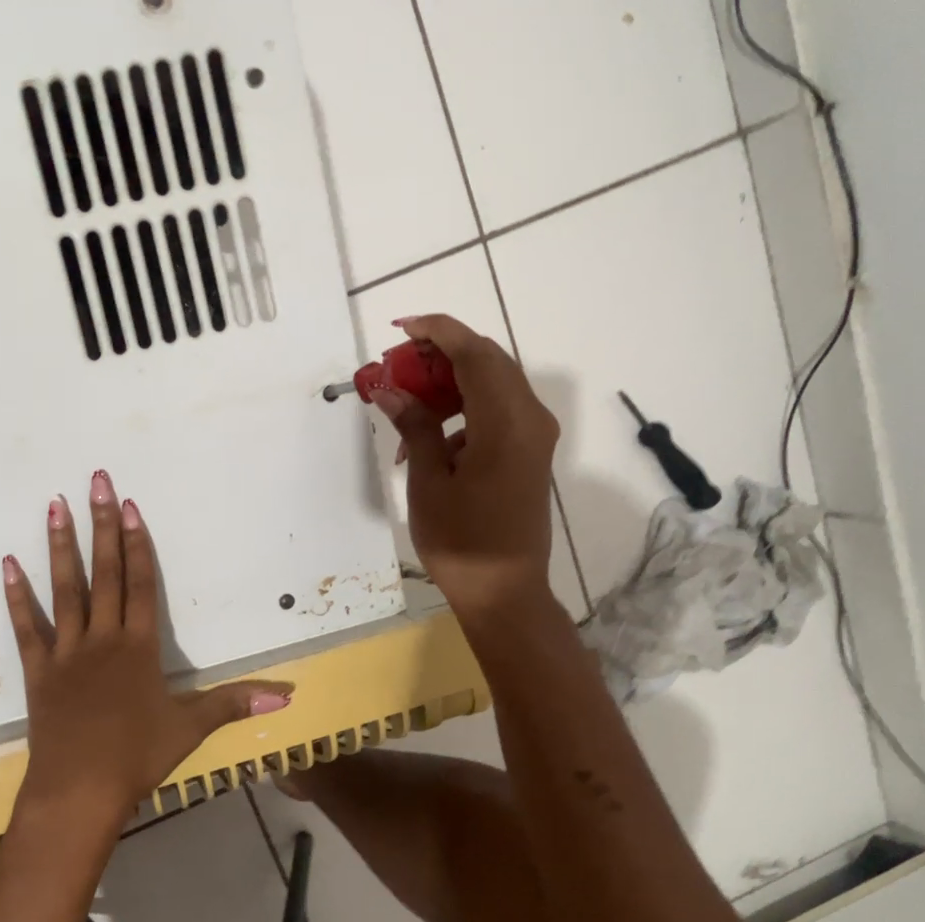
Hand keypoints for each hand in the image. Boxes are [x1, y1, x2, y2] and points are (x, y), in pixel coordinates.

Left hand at [2, 471, 293, 821]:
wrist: (79, 789)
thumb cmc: (137, 757)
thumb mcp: (191, 728)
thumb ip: (234, 703)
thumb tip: (288, 695)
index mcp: (139, 647)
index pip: (141, 584)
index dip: (136, 543)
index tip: (129, 505)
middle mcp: (103, 638)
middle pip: (104, 574)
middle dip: (101, 526)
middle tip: (95, 482)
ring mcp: (67, 652)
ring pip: (64, 590)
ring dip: (60, 546)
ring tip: (54, 504)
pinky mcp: (39, 671)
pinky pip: (26, 627)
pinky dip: (16, 597)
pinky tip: (7, 564)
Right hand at [375, 315, 561, 623]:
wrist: (504, 590)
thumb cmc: (461, 539)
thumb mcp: (429, 480)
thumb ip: (415, 425)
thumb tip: (390, 388)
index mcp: (506, 422)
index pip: (475, 354)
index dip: (439, 332)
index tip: (401, 328)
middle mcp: (529, 418)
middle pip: (486, 361)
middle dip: (439, 356)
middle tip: (395, 368)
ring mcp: (534, 434)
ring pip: (491, 384)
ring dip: (448, 385)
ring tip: (404, 408)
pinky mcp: (529, 450)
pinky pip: (496, 410)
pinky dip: (461, 411)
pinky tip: (428, 441)